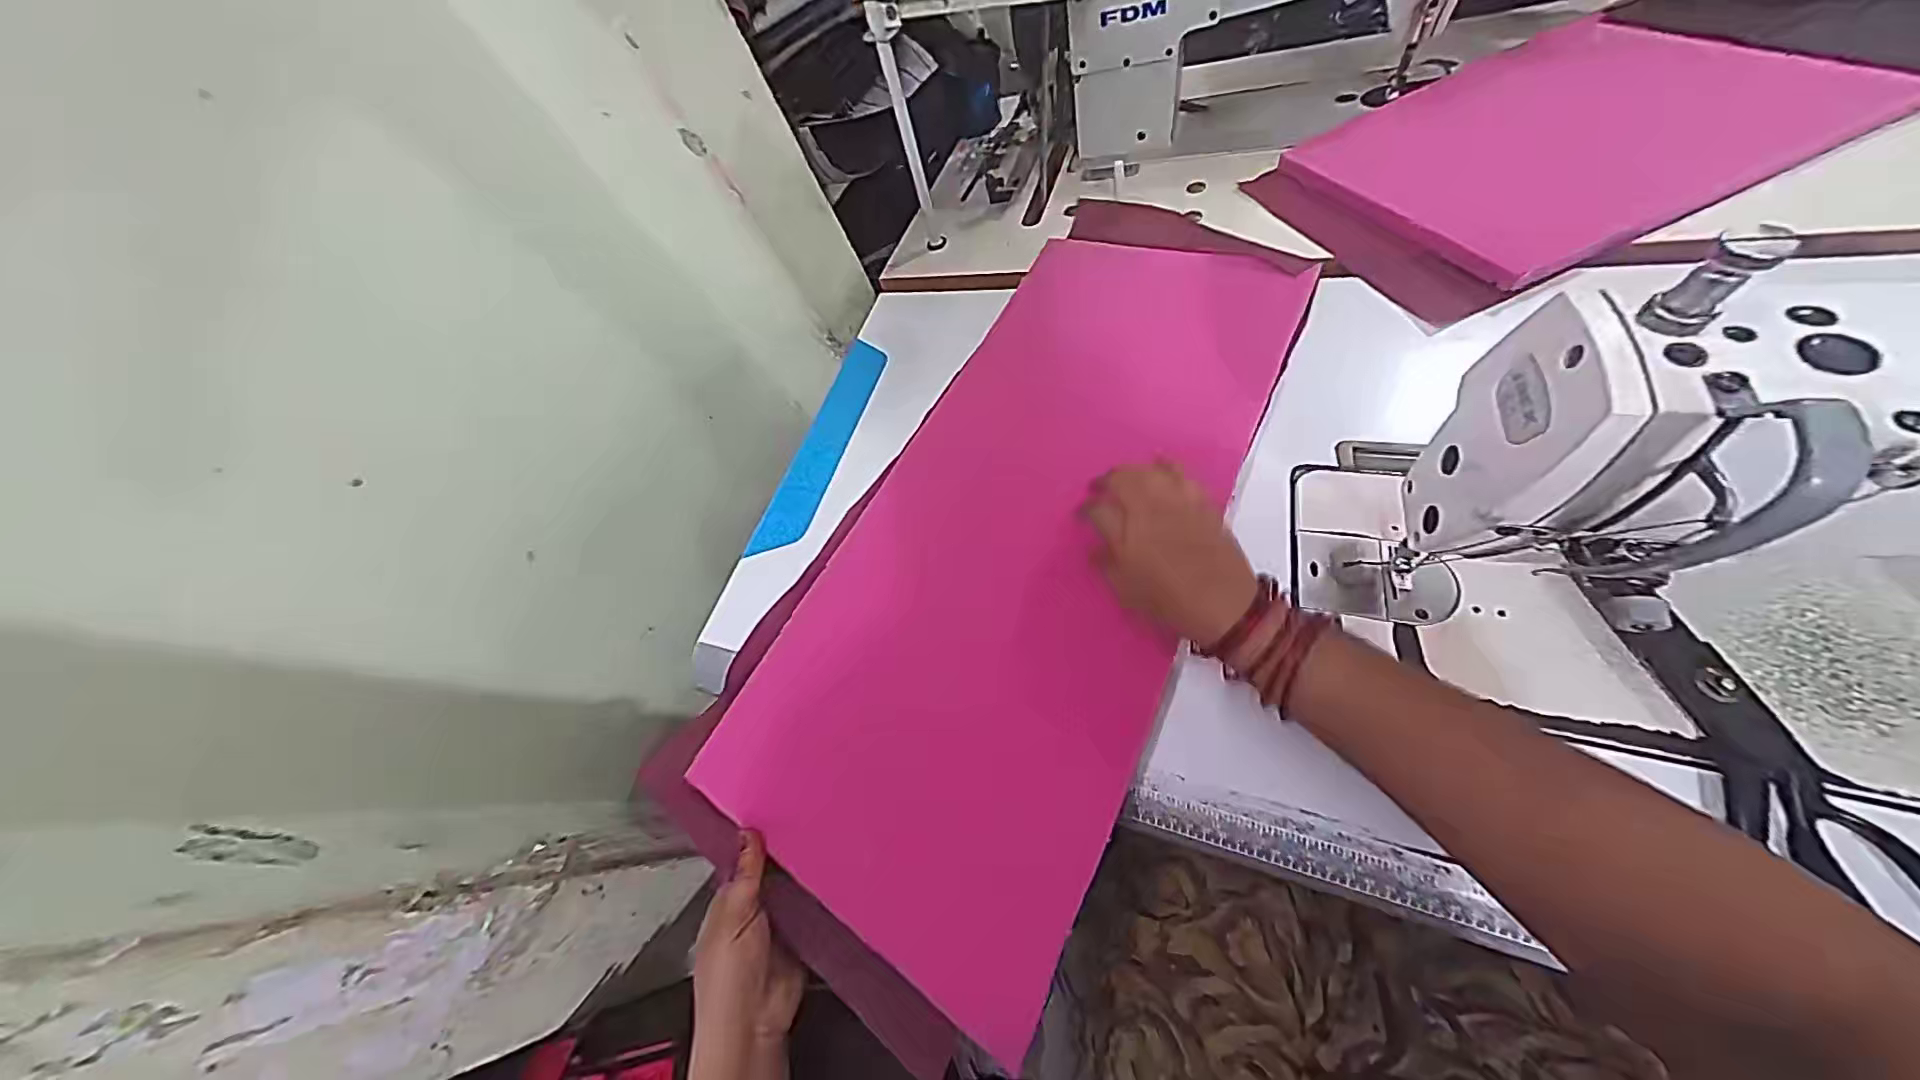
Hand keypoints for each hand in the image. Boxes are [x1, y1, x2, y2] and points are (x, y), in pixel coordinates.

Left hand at [691, 831, 805, 1079]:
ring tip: (823, 844)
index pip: (745, 861)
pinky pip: (815, 907)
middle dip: (787, 855)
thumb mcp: (733, 916)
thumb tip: (747, 834)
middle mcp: (755, 909)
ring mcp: (780, 922)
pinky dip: (822, 896)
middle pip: (775, 871)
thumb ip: (745, 875)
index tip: (776, 812)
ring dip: (806, 874)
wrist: (755, 1024)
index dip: (759, 839)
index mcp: (729, 902)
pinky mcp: (803, 935)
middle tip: (807, 824)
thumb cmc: (728, 981)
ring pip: (796, 887)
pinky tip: (832, 879)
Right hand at [1081, 460, 1258, 645]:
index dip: (1084, 510)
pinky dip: (1164, 465)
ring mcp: (1175, 502)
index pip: (1096, 510)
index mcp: (1124, 536)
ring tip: (1124, 478)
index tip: (1082, 515)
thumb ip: (1107, 565)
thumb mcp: (1127, 592)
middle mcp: (1147, 511)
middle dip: (1104, 482)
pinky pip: (1178, 472)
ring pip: (1145, 471)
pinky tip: (1158, 465)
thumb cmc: (1170, 603)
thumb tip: (1096, 549)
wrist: (1224, 604)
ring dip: (1129, 471)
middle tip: (1098, 488)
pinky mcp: (1198, 500)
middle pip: (1119, 480)